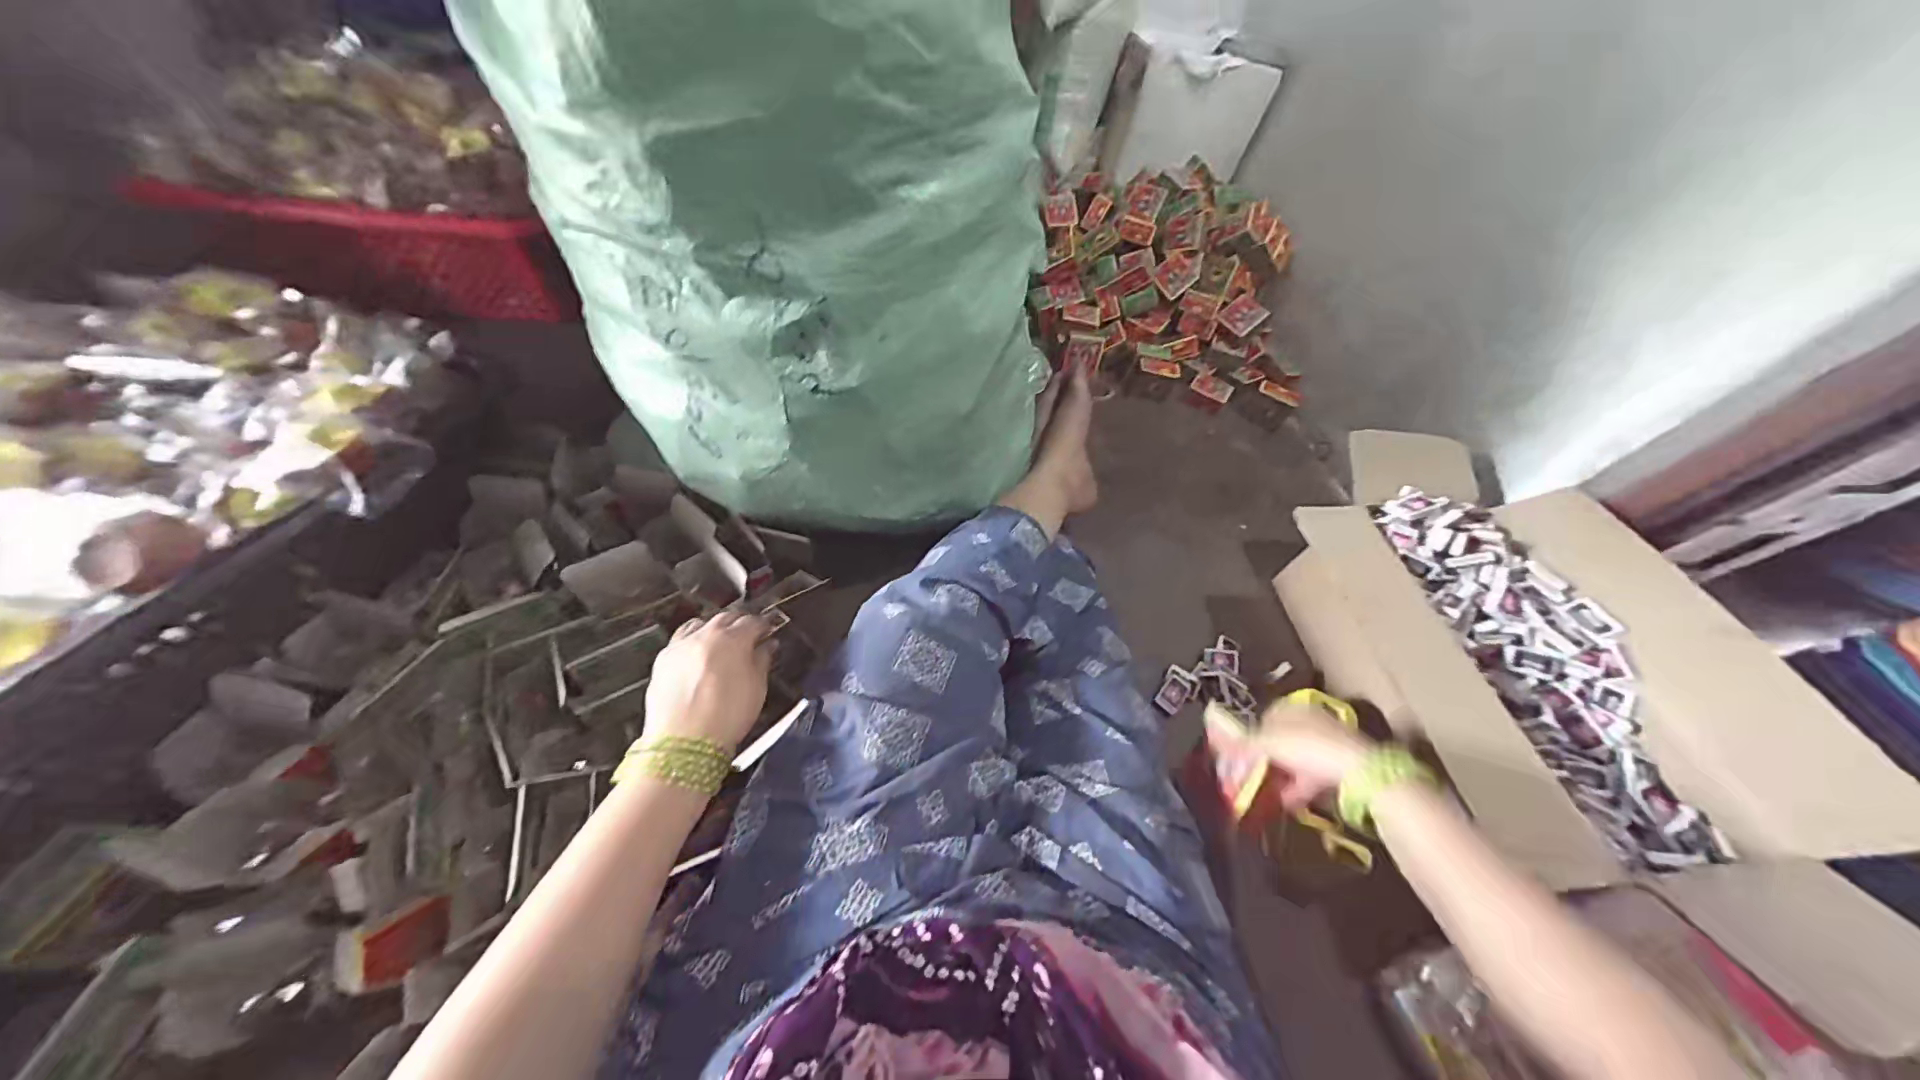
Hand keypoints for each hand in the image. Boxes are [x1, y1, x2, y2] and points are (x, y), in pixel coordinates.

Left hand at [644, 611, 774, 751]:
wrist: (684, 745)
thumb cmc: (723, 720)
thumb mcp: (757, 689)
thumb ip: (762, 661)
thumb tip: (766, 647)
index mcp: (733, 639)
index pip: (753, 621)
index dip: (764, 625)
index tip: (768, 631)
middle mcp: (705, 636)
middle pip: (726, 618)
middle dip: (740, 624)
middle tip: (750, 636)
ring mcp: (681, 646)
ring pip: (701, 625)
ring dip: (715, 630)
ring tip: (723, 645)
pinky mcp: (663, 660)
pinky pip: (681, 641)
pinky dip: (694, 643)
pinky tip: (699, 658)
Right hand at [1206, 699, 1377, 812]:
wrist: (1360, 771)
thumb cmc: (1309, 747)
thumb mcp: (1268, 743)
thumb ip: (1242, 744)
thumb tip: (1217, 742)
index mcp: (1291, 708)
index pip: (1260, 721)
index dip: (1244, 740)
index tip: (1235, 759)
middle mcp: (1308, 721)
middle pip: (1275, 742)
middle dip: (1259, 762)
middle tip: (1246, 779)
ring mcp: (1324, 743)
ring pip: (1292, 761)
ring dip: (1276, 777)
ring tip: (1262, 793)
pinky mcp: (1337, 766)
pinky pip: (1308, 776)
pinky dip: (1295, 788)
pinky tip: (1285, 802)